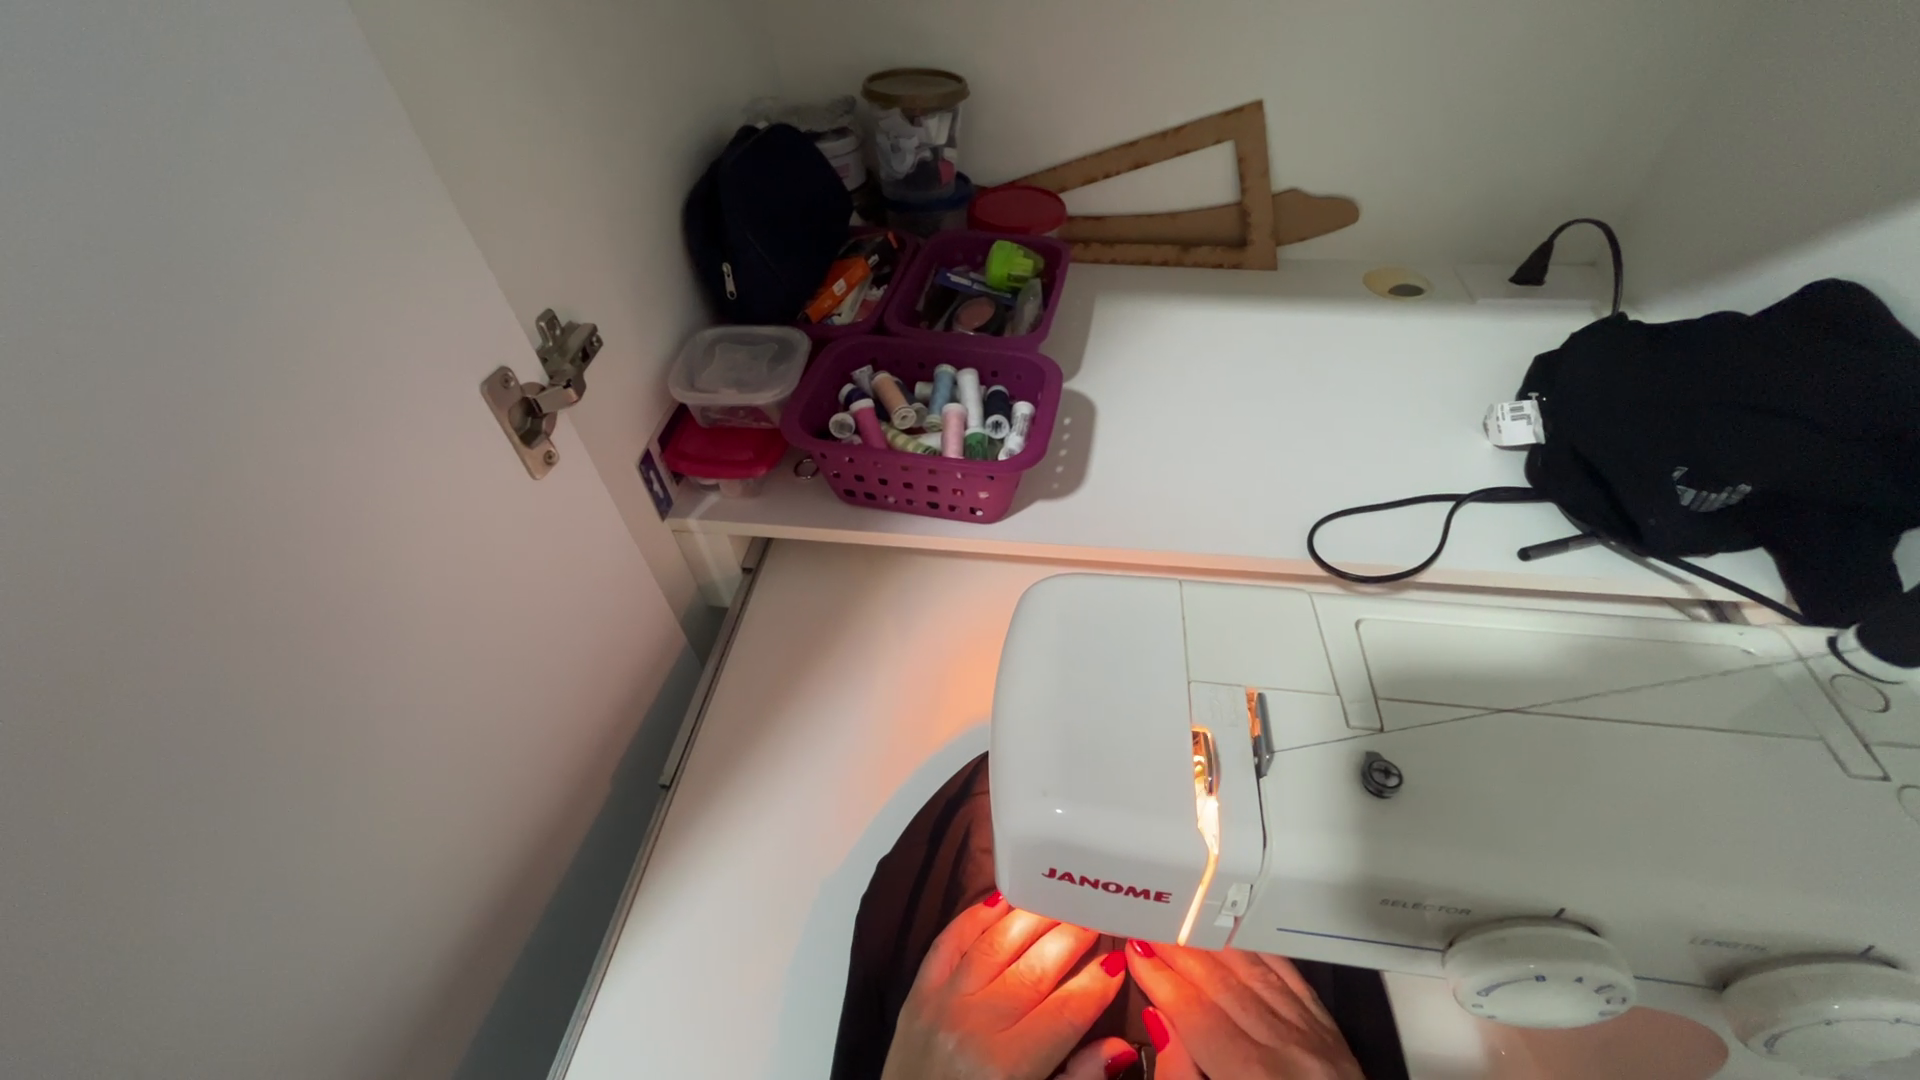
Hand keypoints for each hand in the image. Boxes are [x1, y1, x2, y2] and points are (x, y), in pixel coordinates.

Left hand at [879, 891, 1136, 1079]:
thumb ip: (1078, 1079)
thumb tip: (1122, 1045)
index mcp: (1006, 1068)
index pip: (1064, 1012)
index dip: (1096, 983)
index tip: (1119, 957)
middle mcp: (973, 1027)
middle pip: (1033, 970)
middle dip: (1070, 938)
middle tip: (1095, 914)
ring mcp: (941, 1004)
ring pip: (995, 945)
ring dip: (1031, 918)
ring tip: (1060, 897)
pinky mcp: (917, 992)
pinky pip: (949, 942)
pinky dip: (976, 916)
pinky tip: (1003, 899)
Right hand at [1125, 941, 1363, 1079]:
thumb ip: (1182, 1077)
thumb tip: (1161, 1019)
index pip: (1198, 1015)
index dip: (1162, 979)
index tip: (1134, 949)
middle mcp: (1294, 1057)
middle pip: (1225, 987)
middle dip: (1181, 952)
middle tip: (1148, 925)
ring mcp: (1321, 1043)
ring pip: (1257, 974)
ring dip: (1213, 945)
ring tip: (1180, 926)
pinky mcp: (1335, 1039)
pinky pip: (1292, 979)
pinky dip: (1259, 954)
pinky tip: (1235, 939)